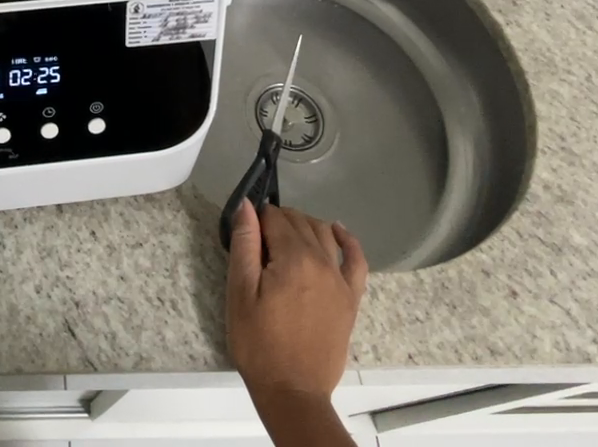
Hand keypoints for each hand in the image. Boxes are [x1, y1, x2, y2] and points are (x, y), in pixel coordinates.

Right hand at [225, 200, 368, 403]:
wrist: (292, 390)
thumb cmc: (258, 342)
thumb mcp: (240, 292)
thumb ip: (244, 244)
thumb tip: (247, 205)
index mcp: (293, 259)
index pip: (274, 217)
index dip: (256, 220)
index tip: (244, 235)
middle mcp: (322, 262)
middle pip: (299, 222)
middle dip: (276, 221)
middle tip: (256, 240)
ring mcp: (341, 280)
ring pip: (323, 233)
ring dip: (303, 224)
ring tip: (283, 235)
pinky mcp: (351, 298)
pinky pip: (357, 260)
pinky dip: (348, 240)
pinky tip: (337, 231)